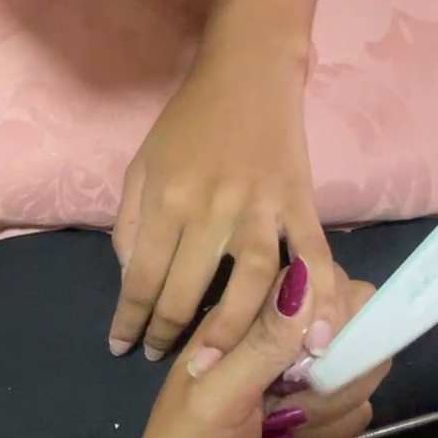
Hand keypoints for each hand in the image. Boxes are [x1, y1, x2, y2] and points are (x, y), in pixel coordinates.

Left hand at [111, 50, 335, 360]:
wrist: (247, 74)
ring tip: (214, 363)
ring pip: (247, 284)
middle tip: (162, 358)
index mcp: (165, 198)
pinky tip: (313, 341)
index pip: (141, 277)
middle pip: (187, 289)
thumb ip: (129, 223)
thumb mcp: (141, 165)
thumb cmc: (187, 122)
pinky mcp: (300, 203)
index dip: (129, 319)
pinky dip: (315, 299)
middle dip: (168, 334)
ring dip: (229, 333)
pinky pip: (310, 257)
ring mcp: (260, 207)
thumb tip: (133, 279)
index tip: (122, 346)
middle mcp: (210, 209)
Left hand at [123, 258, 388, 437]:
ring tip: (285, 427)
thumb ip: (264, 342)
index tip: (316, 350)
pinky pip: (356, 407)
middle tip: (296, 394)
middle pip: (350, 318)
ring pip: (360, 365)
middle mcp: (277, 338)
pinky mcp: (316, 414)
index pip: (314, 278)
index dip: (330, 308)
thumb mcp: (218, 396)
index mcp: (244, 317)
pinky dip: (332, 432)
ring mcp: (300, 376)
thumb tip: (309, 279)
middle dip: (339, 363)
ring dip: (330, 404)